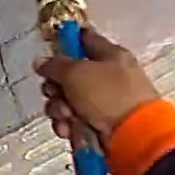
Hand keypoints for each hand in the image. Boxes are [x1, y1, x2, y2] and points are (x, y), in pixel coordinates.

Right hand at [34, 27, 161, 143]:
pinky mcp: (96, 121)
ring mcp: (101, 100)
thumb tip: (41, 62)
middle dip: (54, 86)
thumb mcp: (76, 73)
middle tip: (54, 93)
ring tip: (65, 116)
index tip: (48, 46)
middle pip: (67, 74)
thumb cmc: (107, 96)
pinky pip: (71, 118)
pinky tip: (68, 129)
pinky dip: (66, 123)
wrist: (133, 137)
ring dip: (58, 108)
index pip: (84, 38)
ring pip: (65, 99)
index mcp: (110, 56)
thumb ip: (54, 65)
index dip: (65, 40)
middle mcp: (106, 76)